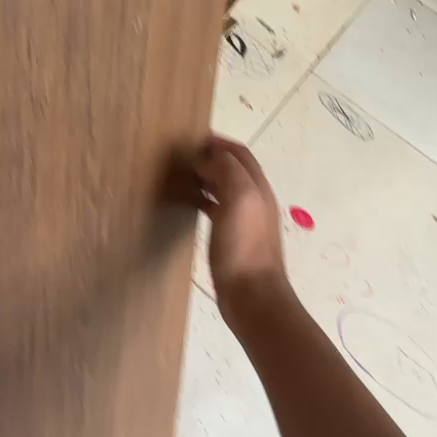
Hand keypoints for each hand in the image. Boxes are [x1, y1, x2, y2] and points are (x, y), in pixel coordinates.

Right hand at [195, 135, 289, 310]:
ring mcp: (244, 221)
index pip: (239, 154)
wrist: (252, 298)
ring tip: (178, 176)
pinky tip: (187, 203)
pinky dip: (202, 199)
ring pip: (223, 188)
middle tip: (180, 156)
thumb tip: (209, 158)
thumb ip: (228, 170)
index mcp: (257, 188)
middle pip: (232, 169)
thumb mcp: (239, 199)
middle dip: (209, 158)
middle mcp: (254, 200)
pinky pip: (216, 209)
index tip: (191, 139)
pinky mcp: (232, 239)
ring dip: (204, 178)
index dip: (218, 143)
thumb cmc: (244, 247)